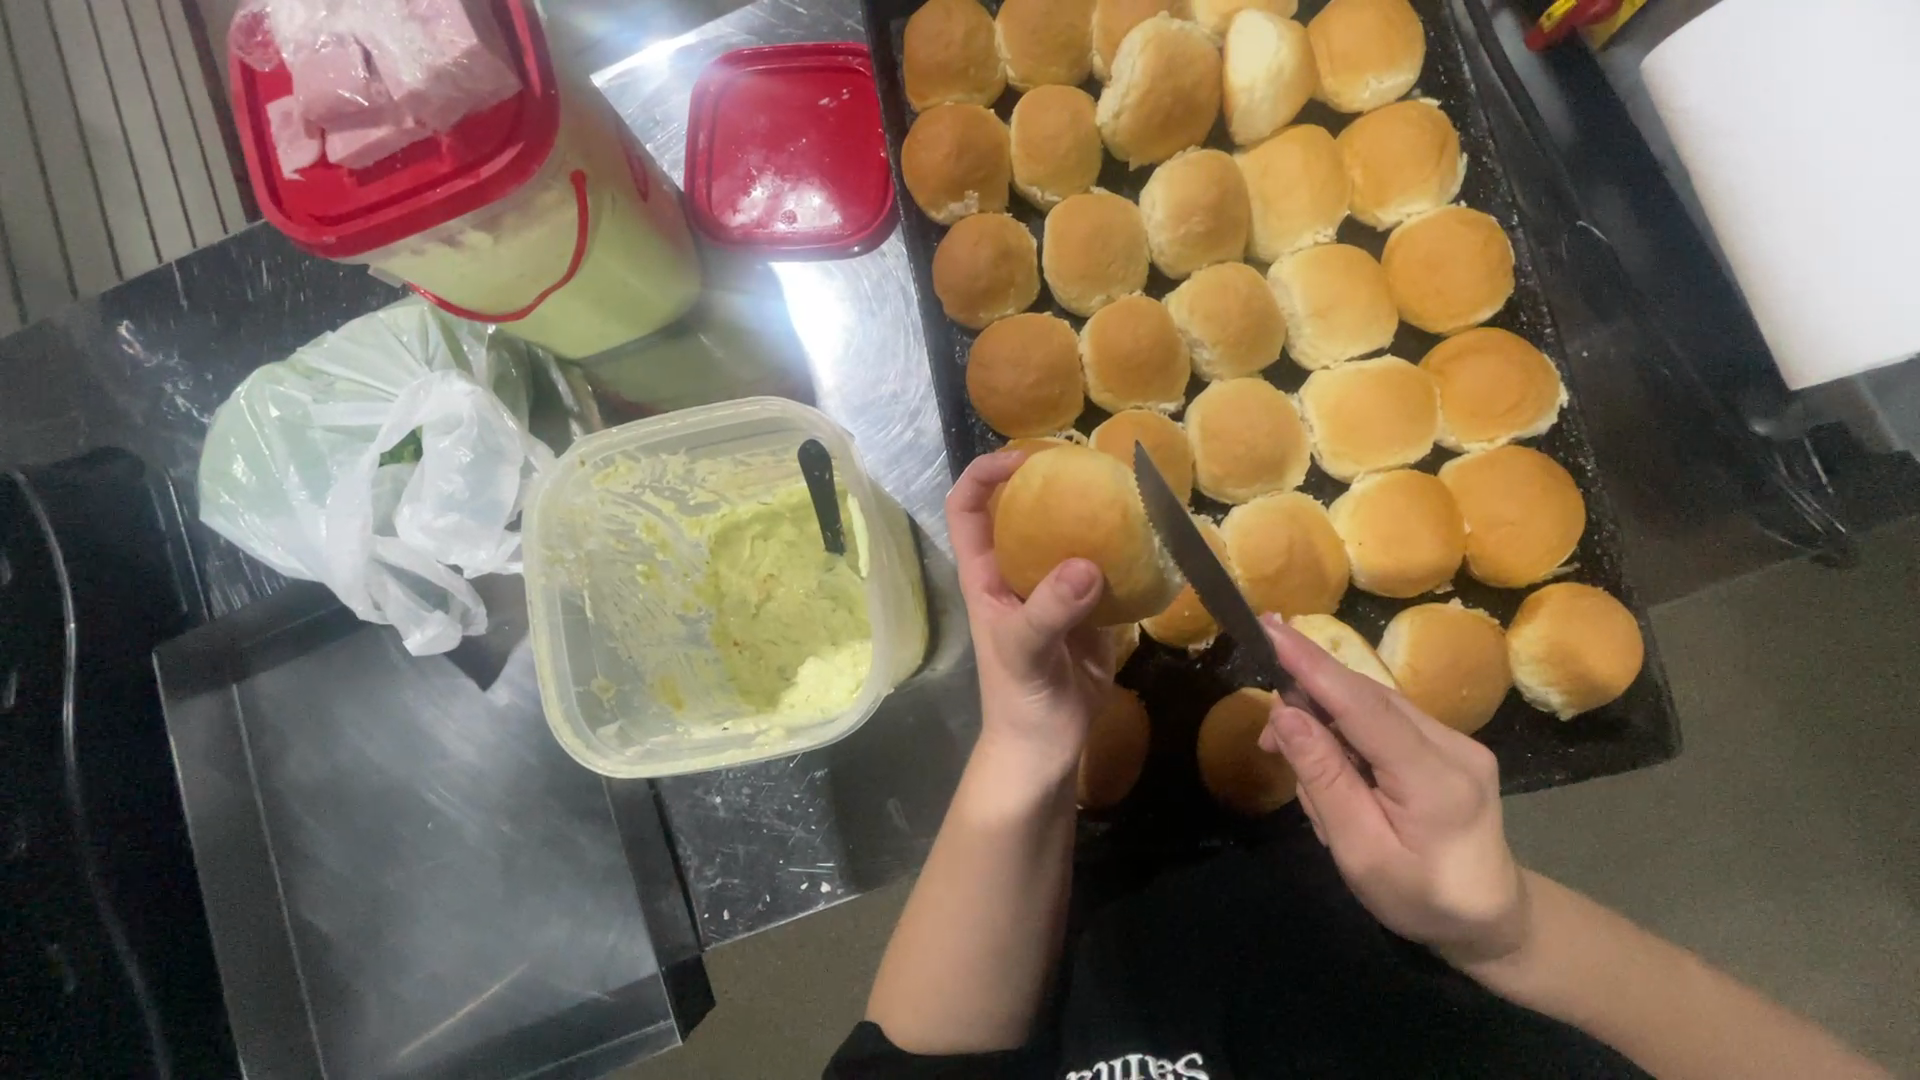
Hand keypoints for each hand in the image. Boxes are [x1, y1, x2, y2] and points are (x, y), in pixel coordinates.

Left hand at [945, 453, 1112, 775]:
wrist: (1047, 745)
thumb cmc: (1020, 698)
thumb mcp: (1025, 652)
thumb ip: (1050, 610)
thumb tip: (1087, 565)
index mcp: (984, 574)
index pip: (967, 508)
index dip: (984, 475)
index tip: (1024, 460)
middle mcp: (1015, 572)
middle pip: (1021, 511)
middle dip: (1046, 482)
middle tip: (1088, 466)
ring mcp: (1052, 588)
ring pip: (1064, 535)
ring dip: (1087, 513)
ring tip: (1123, 490)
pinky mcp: (1088, 607)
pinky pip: (1102, 566)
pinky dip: (1119, 549)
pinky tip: (1146, 536)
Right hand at [1255, 615, 1529, 966]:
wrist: (1491, 921)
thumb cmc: (1419, 898)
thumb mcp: (1359, 852)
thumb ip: (1322, 779)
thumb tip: (1284, 713)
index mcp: (1435, 779)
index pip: (1363, 706)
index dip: (1312, 665)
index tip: (1270, 627)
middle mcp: (1453, 745)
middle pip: (1364, 698)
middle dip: (1307, 700)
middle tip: (1265, 739)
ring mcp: (1455, 741)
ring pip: (1369, 704)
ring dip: (1323, 720)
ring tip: (1301, 769)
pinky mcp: (1448, 744)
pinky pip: (1382, 718)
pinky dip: (1344, 729)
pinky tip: (1332, 763)